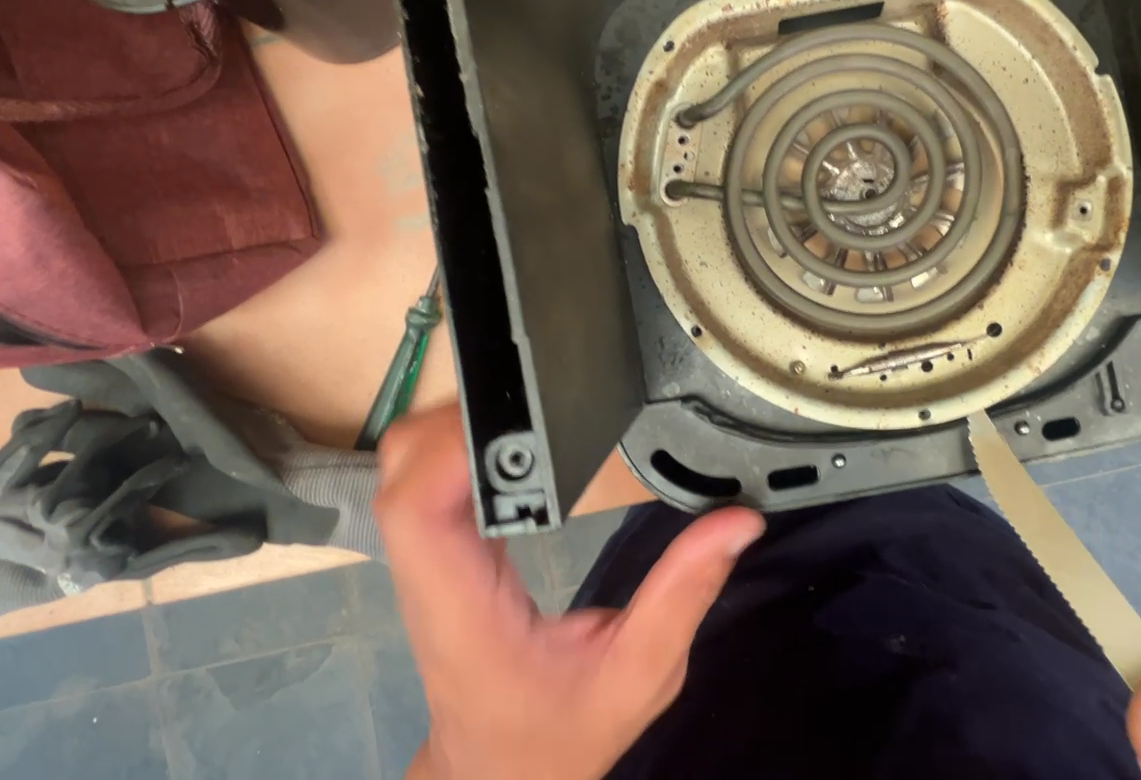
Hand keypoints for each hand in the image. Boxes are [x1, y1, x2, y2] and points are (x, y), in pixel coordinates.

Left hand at [373, 405, 765, 779]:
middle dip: (455, 418)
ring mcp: (430, 562)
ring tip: (524, 408)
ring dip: (453, 426)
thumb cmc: (559, 734)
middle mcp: (433, 575)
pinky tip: (513, 438)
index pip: (418, 507)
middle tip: (530, 398)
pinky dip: (459, 446)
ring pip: (406, 468)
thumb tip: (737, 522)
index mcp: (465, 605)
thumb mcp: (640, 673)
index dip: (451, 446)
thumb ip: (685, 595)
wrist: (502, 773)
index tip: (517, 415)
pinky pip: (430, 483)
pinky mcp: (444, 553)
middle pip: (402, 469)